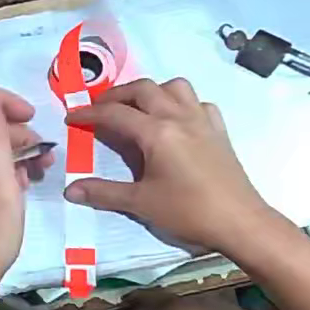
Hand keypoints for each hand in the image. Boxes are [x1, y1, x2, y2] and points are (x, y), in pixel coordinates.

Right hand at [63, 77, 281, 257]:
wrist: (240, 222)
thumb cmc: (188, 212)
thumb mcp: (141, 203)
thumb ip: (103, 193)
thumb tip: (70, 190)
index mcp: (157, 132)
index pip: (115, 113)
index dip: (89, 113)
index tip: (71, 117)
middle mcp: (179, 116)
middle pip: (142, 89)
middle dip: (116, 95)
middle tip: (99, 109)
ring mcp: (202, 120)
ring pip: (174, 87)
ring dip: (151, 91)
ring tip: (137, 109)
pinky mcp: (219, 130)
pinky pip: (198, 103)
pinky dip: (181, 103)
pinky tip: (176, 121)